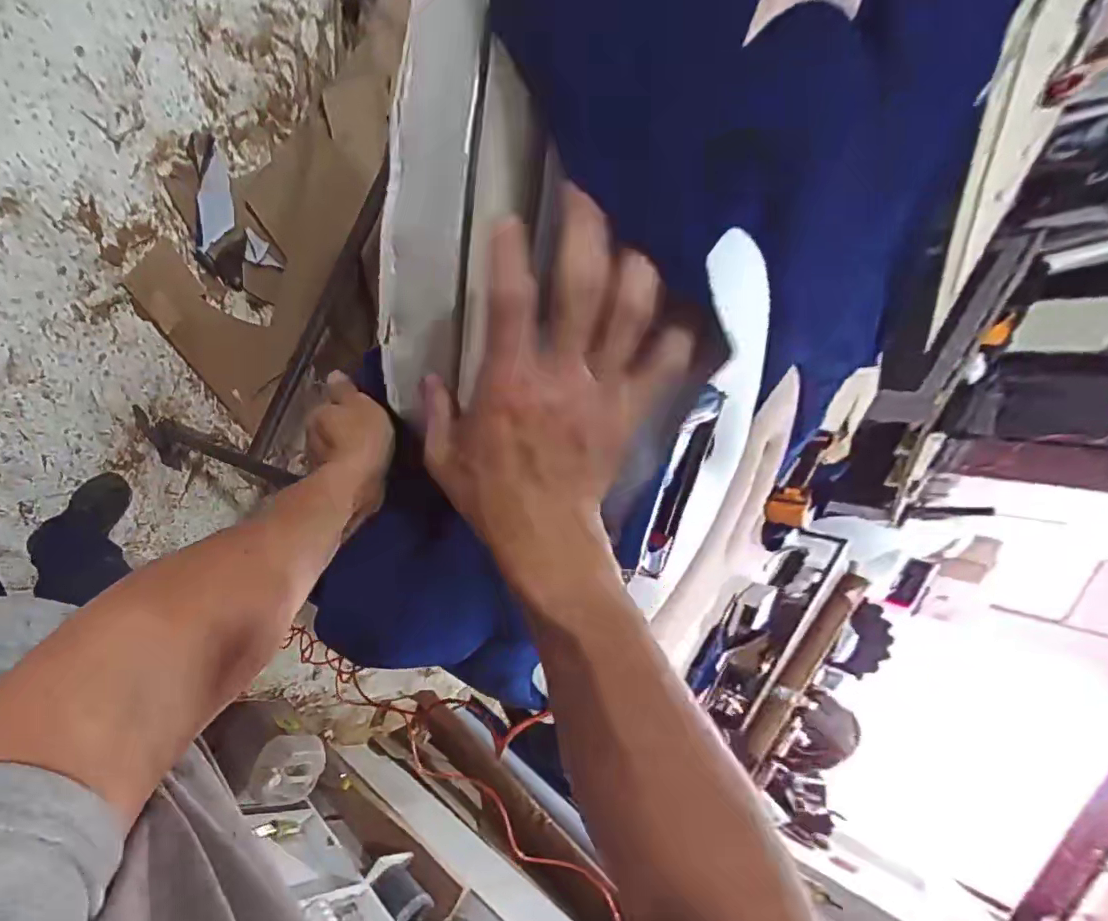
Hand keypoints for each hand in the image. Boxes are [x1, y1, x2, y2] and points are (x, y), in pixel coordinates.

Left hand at [306, 369, 394, 526]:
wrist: (354, 486)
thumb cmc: (360, 438)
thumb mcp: (360, 404)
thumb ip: (346, 390)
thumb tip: (333, 375)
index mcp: (316, 413)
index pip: (329, 403)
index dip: (345, 406)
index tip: (361, 410)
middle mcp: (310, 437)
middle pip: (328, 427)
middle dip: (343, 429)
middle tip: (367, 431)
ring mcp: (316, 463)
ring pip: (333, 449)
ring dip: (345, 450)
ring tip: (368, 452)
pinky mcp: (327, 485)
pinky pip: (340, 469)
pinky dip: (349, 468)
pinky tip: (364, 470)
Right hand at [421, 187, 694, 602]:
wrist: (546, 537)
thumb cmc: (489, 497)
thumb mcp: (442, 457)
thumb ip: (435, 412)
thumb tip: (432, 378)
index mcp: (508, 382)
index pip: (510, 303)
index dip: (508, 255)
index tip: (508, 220)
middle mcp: (561, 374)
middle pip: (583, 286)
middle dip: (586, 230)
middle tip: (583, 196)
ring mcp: (603, 388)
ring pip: (632, 311)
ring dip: (635, 266)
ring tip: (629, 243)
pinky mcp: (630, 409)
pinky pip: (663, 360)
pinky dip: (674, 330)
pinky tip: (673, 311)